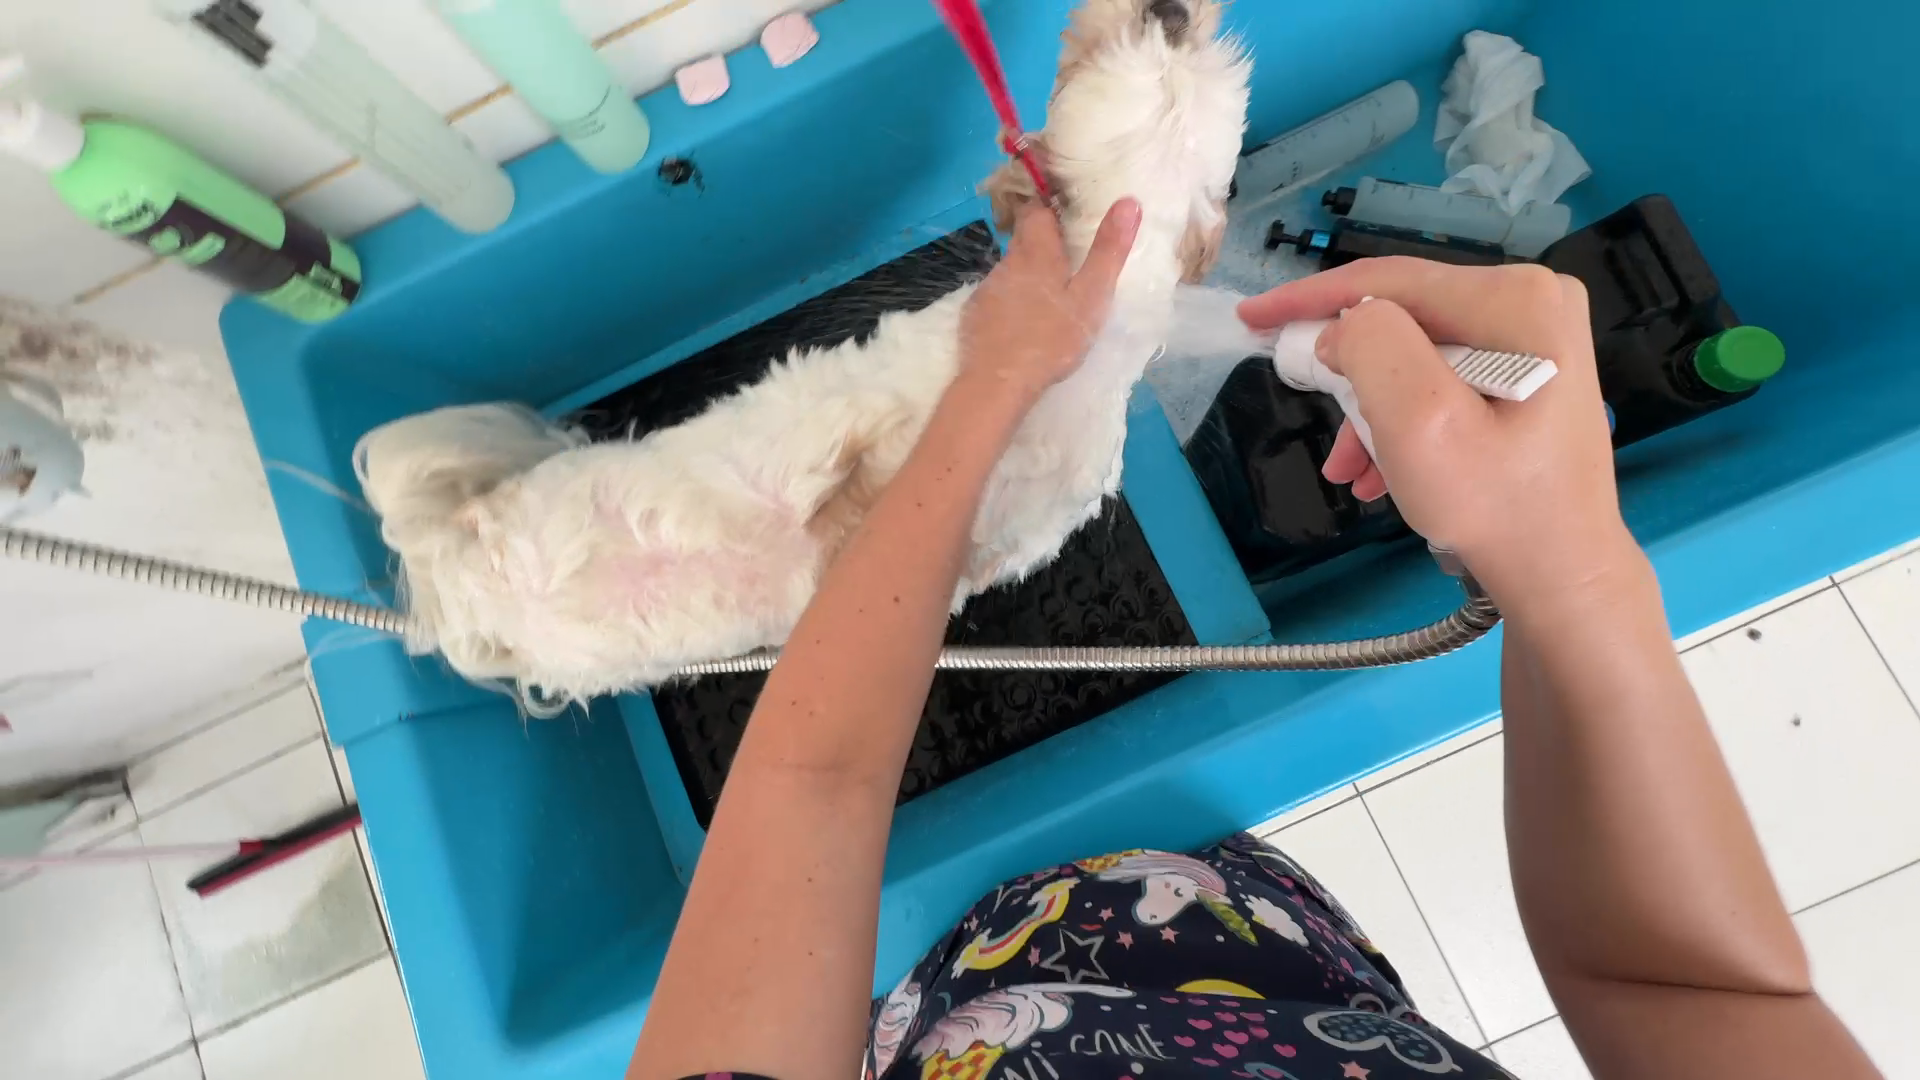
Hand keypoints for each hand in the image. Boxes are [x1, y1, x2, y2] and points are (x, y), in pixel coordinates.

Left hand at [956, 199, 1140, 404]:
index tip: (1063, 214)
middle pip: (1022, 243)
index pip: (1036, 210)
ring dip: (1024, 280)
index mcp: (1037, 253)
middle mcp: (1006, 263)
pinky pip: (994, 301)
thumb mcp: (1091, 297)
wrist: (998, 382)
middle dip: (1040, 247)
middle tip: (1064, 264)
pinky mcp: (972, 317)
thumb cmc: (1052, 340)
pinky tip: (1017, 327)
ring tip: (1043, 303)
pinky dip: (1006, 307)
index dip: (1048, 207)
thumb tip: (1128, 201)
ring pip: (1008, 274)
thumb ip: (1108, 251)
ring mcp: (986, 290)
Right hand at [1238, 258, 1634, 607]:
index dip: (1307, 298)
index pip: (1386, 282)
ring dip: (1365, 410)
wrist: (1556, 570)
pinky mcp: (1520, 376)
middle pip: (1397, 321)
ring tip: (1346, 468)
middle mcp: (1528, 304)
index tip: (1251, 318)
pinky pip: (1430, 384)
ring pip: (1408, 359)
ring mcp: (1528, 341)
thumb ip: (1372, 349)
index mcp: (1513, 300)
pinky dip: (1393, 422)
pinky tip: (1375, 471)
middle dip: (1344, 372)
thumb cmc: (1490, 500)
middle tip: (1307, 408)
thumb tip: (1341, 331)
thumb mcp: (1417, 421)